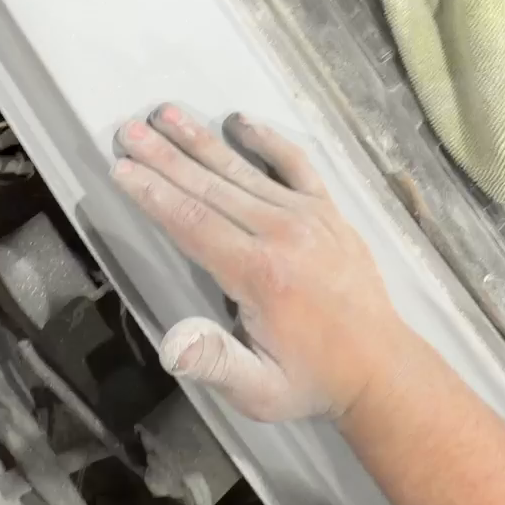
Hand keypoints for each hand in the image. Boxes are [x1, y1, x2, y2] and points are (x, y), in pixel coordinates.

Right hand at [112, 105, 415, 421]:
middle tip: (128, 129)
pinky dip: (268, 139)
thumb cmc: (310, 380)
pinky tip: (240, 120)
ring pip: (243, 169)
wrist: (383, 367)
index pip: (193, 222)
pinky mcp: (327, 208)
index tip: (121, 167)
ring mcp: (308, 214)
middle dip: (164, 157)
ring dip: (200, 140)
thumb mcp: (259, 390)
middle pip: (210, 186)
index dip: (153, 193)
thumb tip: (171, 345)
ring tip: (165, 113)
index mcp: (259, 274)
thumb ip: (215, 362)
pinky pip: (295, 163)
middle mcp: (281, 232)